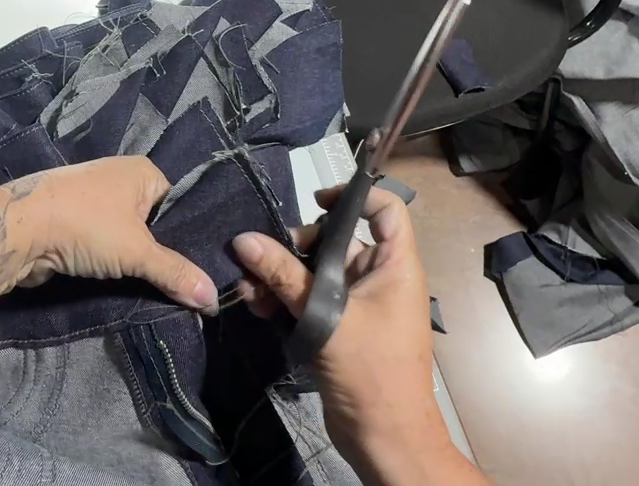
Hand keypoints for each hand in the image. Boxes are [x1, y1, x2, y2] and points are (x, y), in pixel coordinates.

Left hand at [1, 156, 217, 313]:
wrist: (19, 229)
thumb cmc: (86, 225)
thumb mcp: (137, 252)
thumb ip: (175, 274)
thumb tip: (214, 299)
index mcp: (143, 171)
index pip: (181, 205)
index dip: (192, 238)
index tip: (208, 271)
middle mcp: (121, 178)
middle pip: (156, 223)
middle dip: (166, 254)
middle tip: (190, 288)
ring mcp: (96, 199)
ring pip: (130, 236)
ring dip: (139, 261)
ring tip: (165, 292)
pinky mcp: (76, 221)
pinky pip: (108, 244)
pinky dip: (116, 263)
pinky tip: (129, 285)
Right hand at [233, 185, 468, 483]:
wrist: (386, 442)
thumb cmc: (371, 372)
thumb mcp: (325, 316)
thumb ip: (285, 275)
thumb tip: (244, 240)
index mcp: (395, 267)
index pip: (386, 209)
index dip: (354, 196)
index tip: (316, 202)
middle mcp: (380, 278)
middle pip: (338, 239)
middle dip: (296, 248)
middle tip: (262, 262)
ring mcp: (360, 303)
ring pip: (318, 271)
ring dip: (283, 276)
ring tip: (250, 291)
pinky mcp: (342, 326)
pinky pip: (312, 298)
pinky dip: (287, 299)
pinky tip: (260, 309)